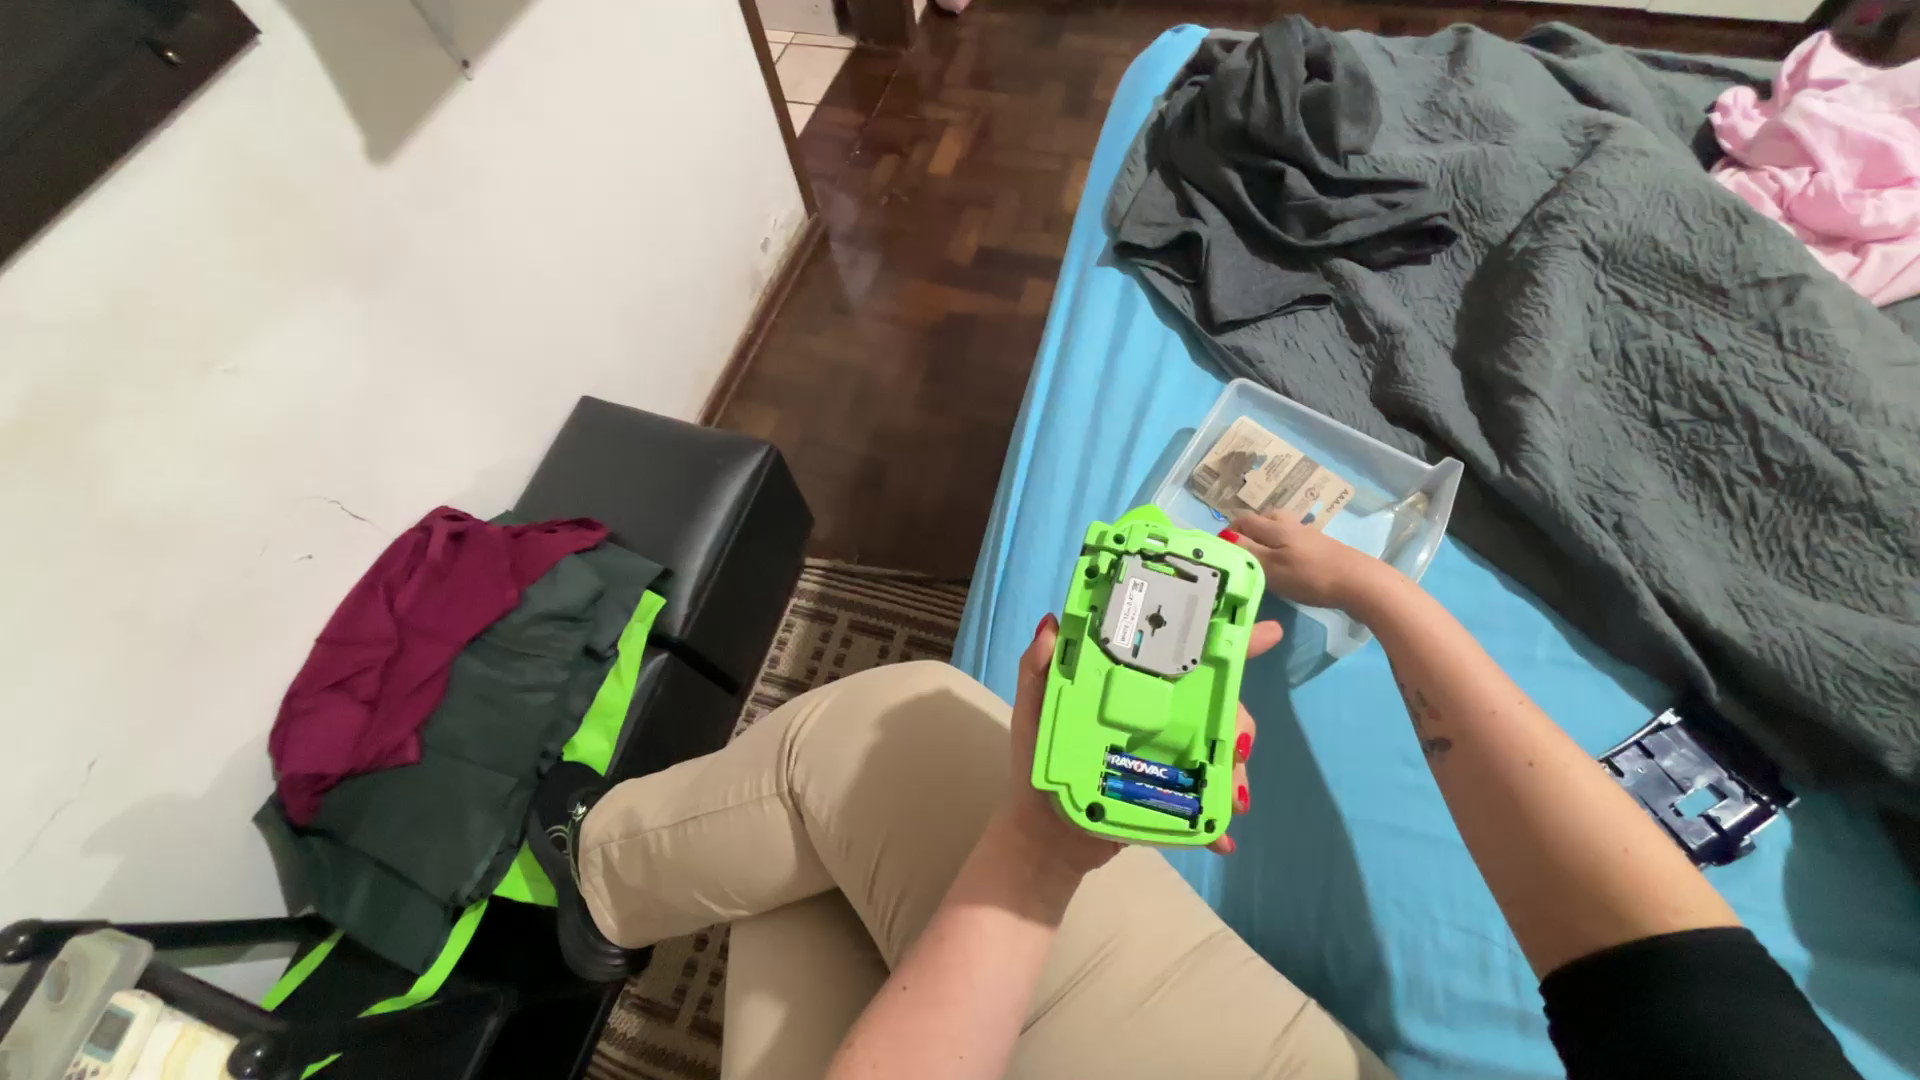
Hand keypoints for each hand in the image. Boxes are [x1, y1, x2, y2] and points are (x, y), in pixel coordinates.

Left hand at [1004, 613, 1283, 867]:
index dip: (1219, 640)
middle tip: (1239, 742)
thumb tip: (1053, 624)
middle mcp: (1156, 715)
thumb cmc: (1037, 762)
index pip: (1176, 656)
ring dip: (1233, 769)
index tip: (1264, 631)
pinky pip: (1206, 798)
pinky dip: (1216, 819)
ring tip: (1231, 795)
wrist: (1046, 835)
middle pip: (1213, 702)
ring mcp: (1168, 755)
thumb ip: (1037, 669)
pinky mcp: (1172, 794)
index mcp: (1129, 688)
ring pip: (1219, 748)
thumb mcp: (1034, 711)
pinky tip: (1219, 836)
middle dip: (1237, 717)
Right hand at [1224, 510, 1395, 612]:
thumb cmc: (1310, 576)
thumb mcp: (1270, 567)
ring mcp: (1308, 535)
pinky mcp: (1321, 547)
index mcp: (1274, 527)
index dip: (1228, 533)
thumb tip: (1222, 539)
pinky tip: (1284, 564)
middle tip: (1240, 554)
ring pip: (1278, 529)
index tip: (1221, 553)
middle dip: (1246, 532)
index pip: (1242, 521)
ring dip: (1265, 538)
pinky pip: (1292, 540)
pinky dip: (1281, 547)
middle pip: (1262, 519)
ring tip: (1260, 559)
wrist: (1359, 583)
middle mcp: (1289, 524)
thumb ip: (1245, 552)